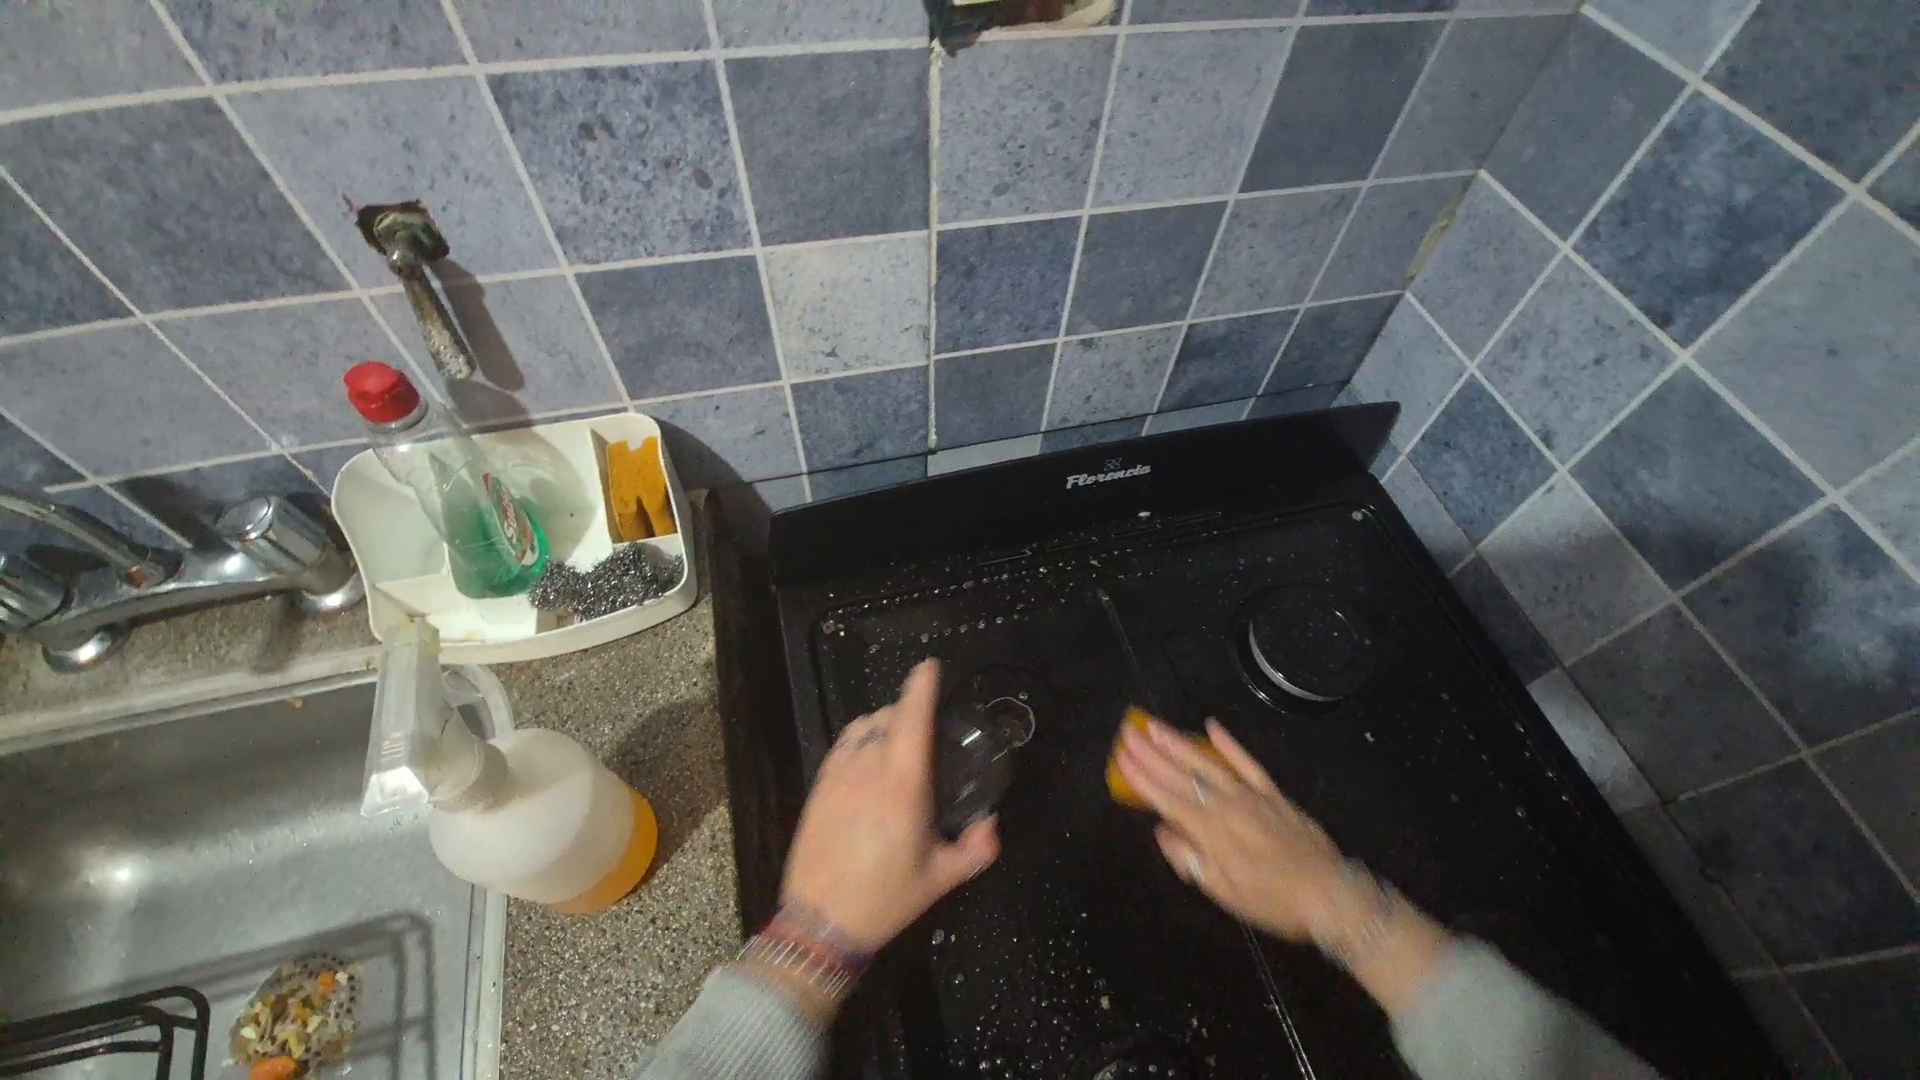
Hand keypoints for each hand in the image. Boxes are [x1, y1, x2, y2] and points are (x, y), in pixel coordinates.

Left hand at [781, 659, 999, 951]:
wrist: (819, 921)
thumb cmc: (885, 897)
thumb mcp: (940, 879)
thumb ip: (975, 851)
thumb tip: (992, 826)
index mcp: (902, 784)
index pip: (912, 718)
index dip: (921, 687)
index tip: (929, 667)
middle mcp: (868, 768)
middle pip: (888, 717)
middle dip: (908, 709)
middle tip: (927, 725)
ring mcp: (839, 774)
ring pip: (863, 727)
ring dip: (883, 722)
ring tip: (897, 737)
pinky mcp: (819, 786)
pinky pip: (842, 745)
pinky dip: (859, 738)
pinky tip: (867, 756)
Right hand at [1116, 716, 1450, 1013]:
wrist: (1331, 896)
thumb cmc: (1271, 901)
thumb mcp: (1224, 891)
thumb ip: (1190, 859)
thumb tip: (1162, 831)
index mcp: (1210, 830)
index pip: (1167, 798)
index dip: (1142, 777)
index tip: (1121, 756)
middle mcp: (1226, 804)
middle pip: (1182, 775)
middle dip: (1152, 753)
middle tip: (1128, 731)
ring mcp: (1250, 794)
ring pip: (1208, 763)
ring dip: (1179, 743)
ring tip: (1156, 726)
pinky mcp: (1273, 793)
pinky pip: (1248, 763)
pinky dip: (1229, 744)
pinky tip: (1212, 726)